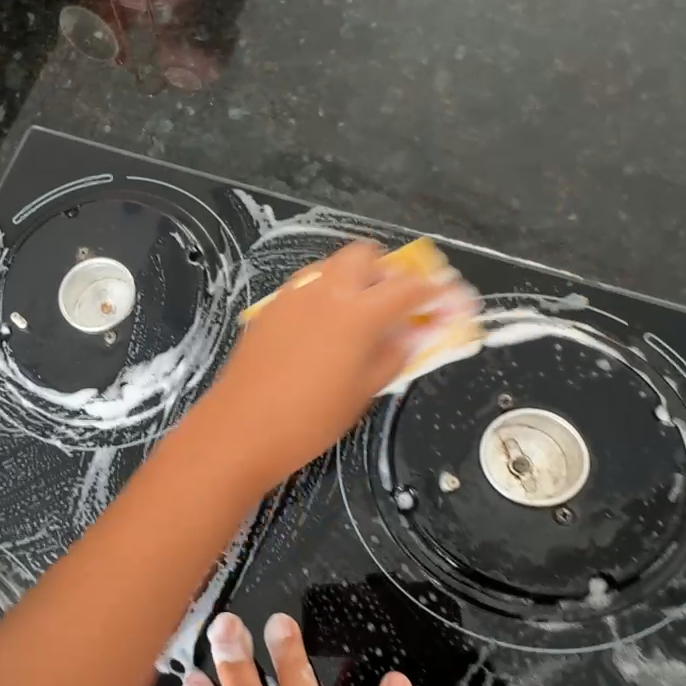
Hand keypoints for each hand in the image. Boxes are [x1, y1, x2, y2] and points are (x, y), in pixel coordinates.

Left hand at [185, 240, 470, 494]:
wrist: (240, 429)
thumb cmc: (309, 420)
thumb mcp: (365, 391)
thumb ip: (393, 354)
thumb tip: (410, 334)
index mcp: (358, 313)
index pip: (408, 286)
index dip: (433, 290)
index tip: (446, 300)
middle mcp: (324, 292)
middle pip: (364, 255)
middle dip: (387, 270)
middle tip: (397, 301)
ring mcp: (291, 297)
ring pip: (330, 268)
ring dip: (352, 280)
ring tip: (359, 316)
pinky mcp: (268, 310)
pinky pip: (304, 288)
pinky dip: (322, 296)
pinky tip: (322, 330)